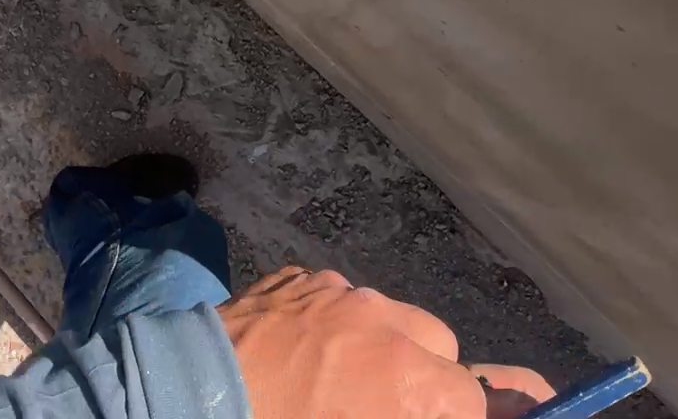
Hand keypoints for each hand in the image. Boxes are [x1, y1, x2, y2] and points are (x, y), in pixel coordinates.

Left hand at [217, 266, 556, 418]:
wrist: (201, 396)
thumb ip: (424, 410)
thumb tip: (454, 402)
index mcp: (411, 380)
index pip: (476, 396)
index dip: (471, 414)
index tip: (457, 416)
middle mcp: (386, 320)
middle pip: (438, 343)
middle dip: (426, 375)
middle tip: (387, 404)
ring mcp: (338, 289)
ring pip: (387, 314)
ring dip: (379, 341)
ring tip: (334, 373)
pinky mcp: (298, 273)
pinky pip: (336, 295)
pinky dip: (333, 318)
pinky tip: (300, 347)